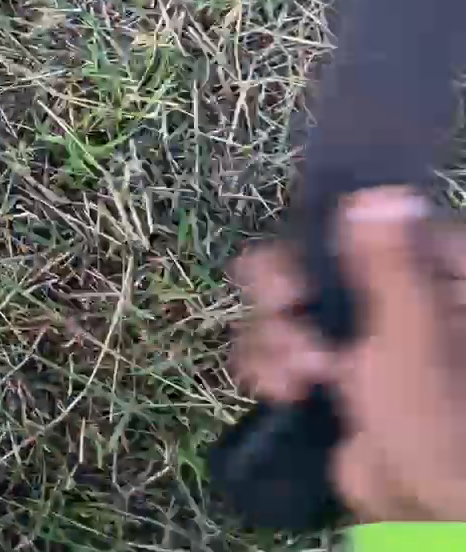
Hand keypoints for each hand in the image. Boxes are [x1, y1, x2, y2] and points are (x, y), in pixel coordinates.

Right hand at [232, 186, 465, 521]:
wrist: (427, 521)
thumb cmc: (442, 432)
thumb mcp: (414, 347)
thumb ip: (391, 270)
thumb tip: (383, 193)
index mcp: (449, 295)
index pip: (386, 233)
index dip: (339, 239)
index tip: (315, 257)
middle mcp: (407, 309)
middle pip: (316, 262)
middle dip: (284, 292)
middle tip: (283, 307)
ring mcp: (363, 340)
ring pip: (283, 304)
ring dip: (274, 338)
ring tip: (297, 379)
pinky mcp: (328, 368)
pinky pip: (270, 340)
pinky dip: (265, 363)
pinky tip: (281, 391)